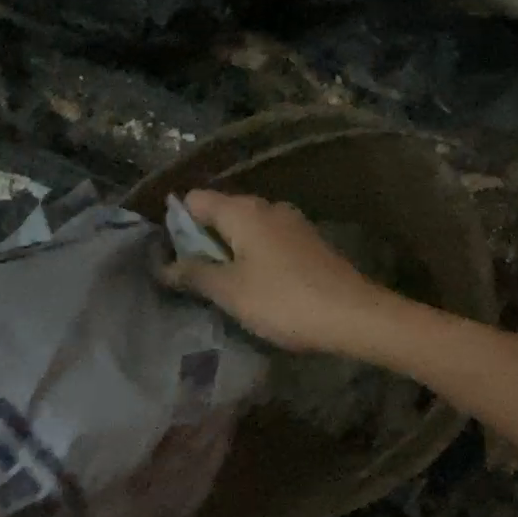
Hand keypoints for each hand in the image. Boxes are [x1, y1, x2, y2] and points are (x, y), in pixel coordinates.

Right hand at [156, 190, 398, 353]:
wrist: (354, 316)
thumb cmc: (283, 301)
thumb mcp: (230, 291)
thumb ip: (194, 275)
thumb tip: (163, 265)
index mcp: (243, 210)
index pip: (195, 200)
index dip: (178, 226)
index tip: (174, 260)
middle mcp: (269, 207)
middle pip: (223, 214)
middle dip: (206, 244)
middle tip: (198, 282)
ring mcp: (295, 225)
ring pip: (250, 232)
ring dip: (234, 256)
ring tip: (228, 291)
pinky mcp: (313, 246)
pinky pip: (273, 246)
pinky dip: (260, 262)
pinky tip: (262, 291)